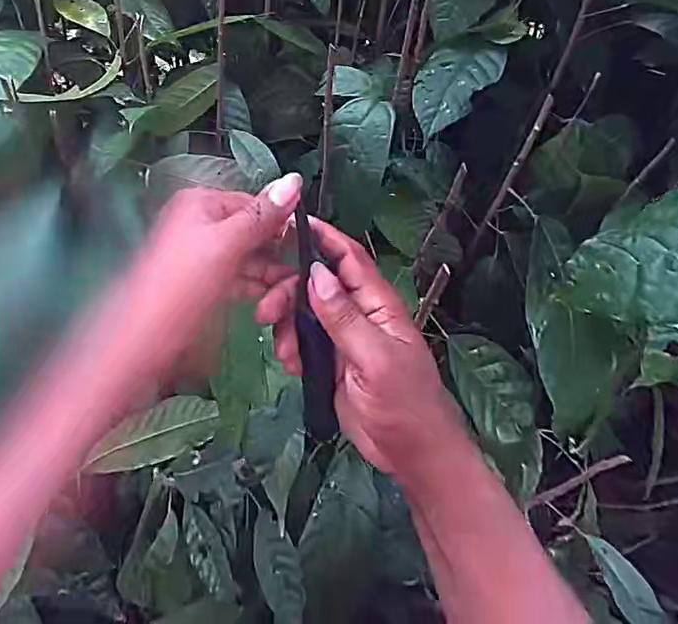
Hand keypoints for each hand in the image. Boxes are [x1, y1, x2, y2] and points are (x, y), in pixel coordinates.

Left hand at [120, 174, 302, 382]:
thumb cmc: (182, 286)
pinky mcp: (206, 283)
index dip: (282, 223)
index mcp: (202, 203)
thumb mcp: (227, 244)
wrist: (140, 344)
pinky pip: (240, 277)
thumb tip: (295, 179)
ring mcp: (204, 255)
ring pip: (250, 256)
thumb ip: (263, 215)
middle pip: (254, 230)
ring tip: (290, 295)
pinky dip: (257, 287)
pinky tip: (274, 302)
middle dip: (278, 253)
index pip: (256, 203)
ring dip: (271, 274)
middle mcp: (202, 222)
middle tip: (300, 277)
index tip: (309, 245)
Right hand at [256, 218, 466, 480]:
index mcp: (377, 302)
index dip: (324, 237)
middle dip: (289, 291)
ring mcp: (345, 336)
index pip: (349, 258)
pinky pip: (304, 340)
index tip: (292, 223)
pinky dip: (291, 346)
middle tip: (265, 312)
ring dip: (287, 324)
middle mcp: (360, 312)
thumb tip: (316, 273)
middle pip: (318, 284)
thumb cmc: (405, 403)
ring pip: (306, 312)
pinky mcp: (332, 360)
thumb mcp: (374, 359)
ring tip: (283, 351)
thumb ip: (344, 317)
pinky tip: (291, 364)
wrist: (412, 454)